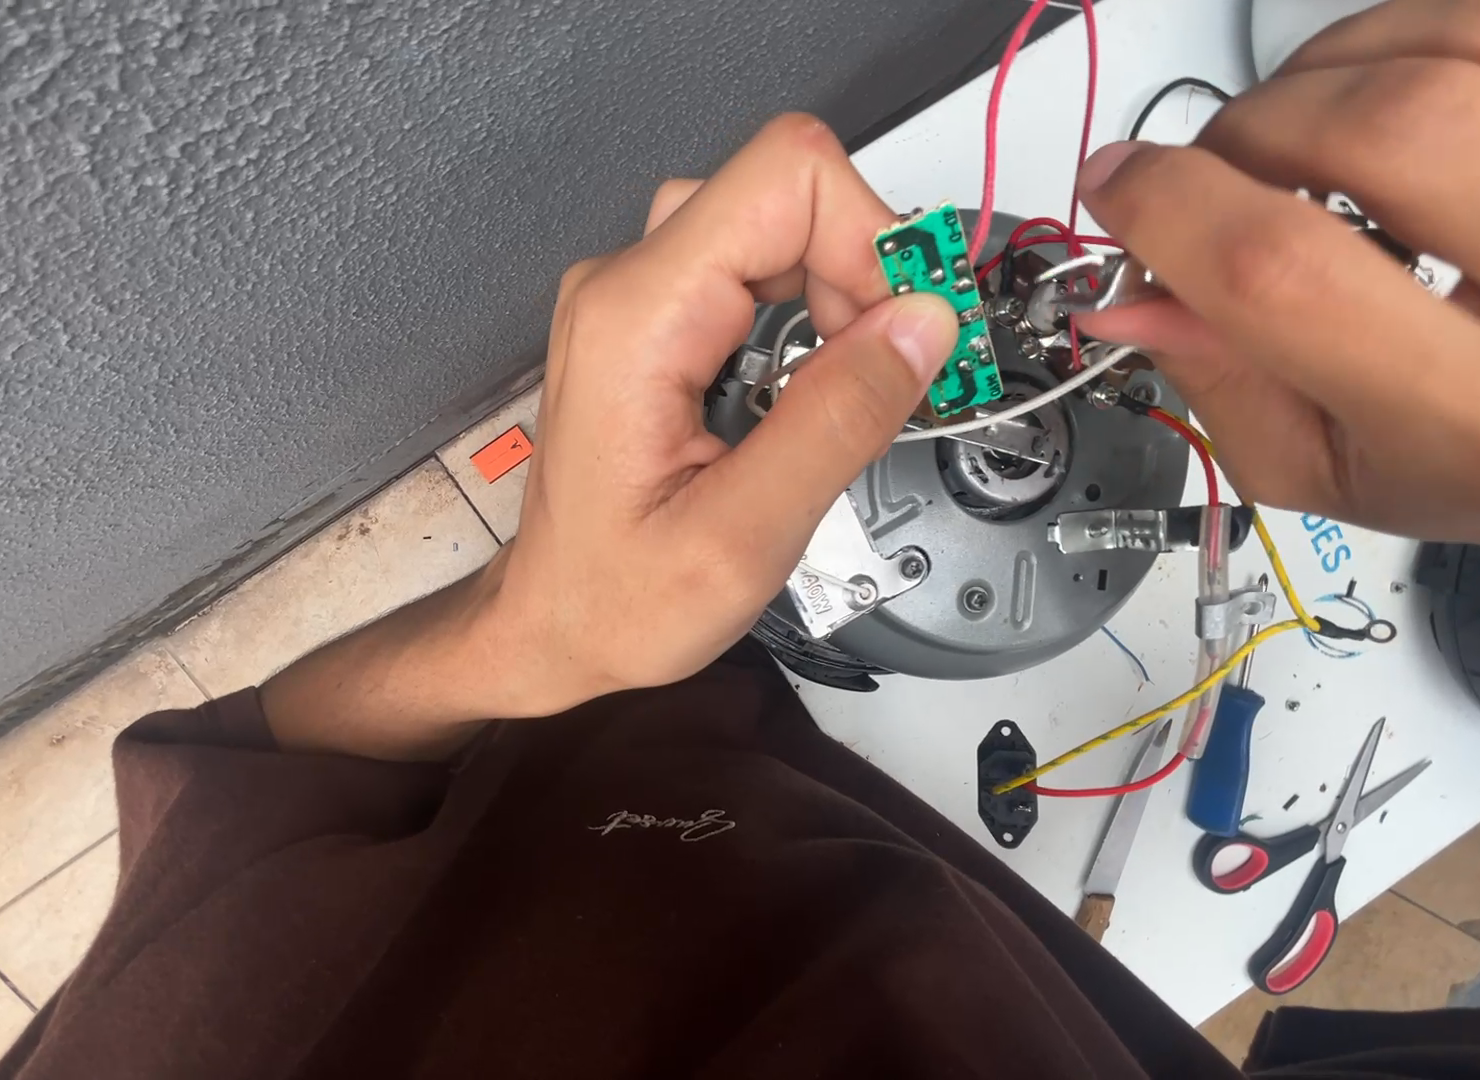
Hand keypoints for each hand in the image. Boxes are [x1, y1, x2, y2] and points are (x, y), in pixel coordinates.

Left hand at [474, 115, 958, 715]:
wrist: (556, 622)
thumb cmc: (619, 599)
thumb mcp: (743, 536)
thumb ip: (836, 422)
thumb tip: (922, 326)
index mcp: (637, 320)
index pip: (786, 180)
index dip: (872, 240)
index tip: (912, 330)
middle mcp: (626, 288)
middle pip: (785, 198)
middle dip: (861, 276)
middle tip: (885, 375)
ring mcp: (636, 302)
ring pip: (775, 231)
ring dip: (837, 298)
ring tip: (842, 392)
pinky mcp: (654, 327)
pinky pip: (752, 275)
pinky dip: (806, 317)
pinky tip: (805, 390)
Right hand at [1077, 0, 1479, 588]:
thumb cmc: (1473, 471)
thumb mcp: (1308, 464)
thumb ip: (1211, 377)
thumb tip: (1118, 297)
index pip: (1288, 276)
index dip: (1171, 210)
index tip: (1111, 184)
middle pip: (1394, 129)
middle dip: (1252, 129)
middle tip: (1213, 171)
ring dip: (1339, 65)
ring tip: (1302, 127)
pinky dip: (1437, 29)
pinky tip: (1401, 89)